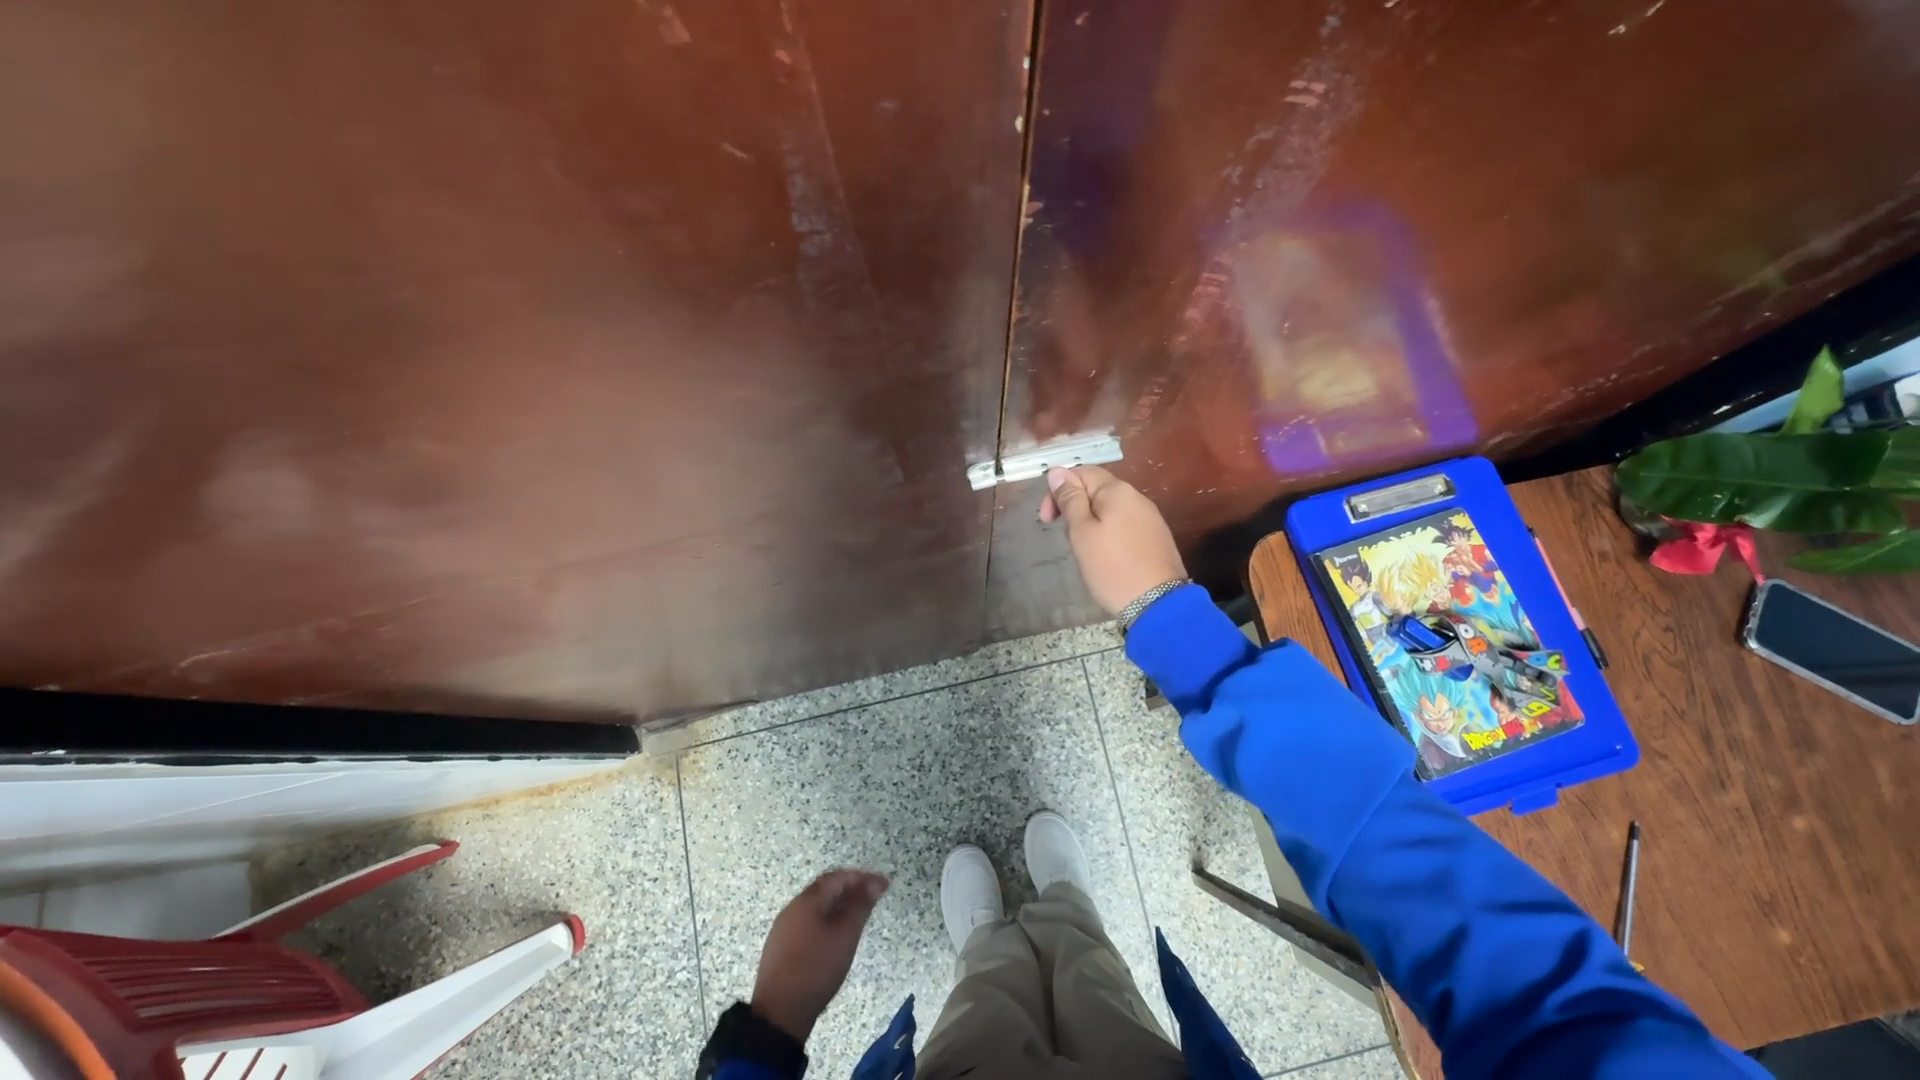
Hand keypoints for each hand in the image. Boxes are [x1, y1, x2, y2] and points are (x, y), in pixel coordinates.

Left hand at [750, 869, 888, 1042]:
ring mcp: (784, 928)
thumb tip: (873, 883)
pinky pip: (808, 923)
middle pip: (825, 890)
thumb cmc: (817, 968)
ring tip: (858, 917)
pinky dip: (827, 920)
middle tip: (874, 899)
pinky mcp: (781, 947)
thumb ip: (860, 906)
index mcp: (807, 901)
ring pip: (816, 907)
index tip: (884, 884)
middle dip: (851, 889)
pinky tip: (835, 936)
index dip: (862, 877)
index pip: (837, 877)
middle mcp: (792, 908)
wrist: (780, 1012)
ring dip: (839, 906)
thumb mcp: (845, 936)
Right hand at [1039, 465, 1187, 615]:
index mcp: (1117, 490)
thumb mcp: (1082, 532)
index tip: (1048, 519)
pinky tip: (1107, 556)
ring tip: (1086, 551)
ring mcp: (1149, 517)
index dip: (1058, 490)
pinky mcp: (1155, 536)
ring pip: (1109, 509)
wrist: (1157, 603)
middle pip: (1096, 490)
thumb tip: (1057, 471)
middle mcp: (1136, 497)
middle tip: (1068, 539)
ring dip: (1090, 522)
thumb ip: (1070, 500)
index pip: (1080, 472)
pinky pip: (1124, 524)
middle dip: (1074, 508)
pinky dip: (1108, 533)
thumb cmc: (1111, 567)